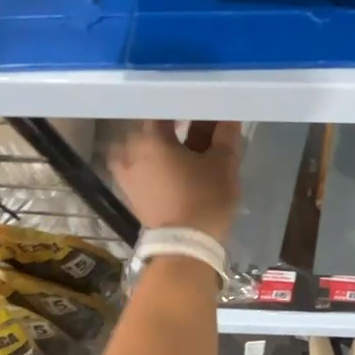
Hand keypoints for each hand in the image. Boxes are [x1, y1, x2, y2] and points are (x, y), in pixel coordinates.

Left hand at [108, 120, 242, 239]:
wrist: (184, 247)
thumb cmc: (204, 200)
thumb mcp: (223, 165)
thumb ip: (225, 136)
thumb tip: (229, 116)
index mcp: (150, 138)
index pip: (166, 109)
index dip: (186, 107)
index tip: (203, 108)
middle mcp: (130, 150)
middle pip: (153, 128)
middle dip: (174, 126)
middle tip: (198, 129)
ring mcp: (125, 172)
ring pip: (143, 147)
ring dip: (161, 144)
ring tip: (183, 149)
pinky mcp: (128, 191)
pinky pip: (138, 166)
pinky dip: (152, 163)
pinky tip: (171, 167)